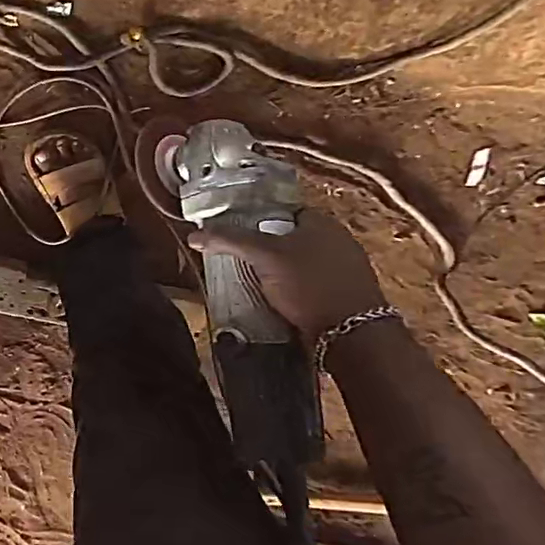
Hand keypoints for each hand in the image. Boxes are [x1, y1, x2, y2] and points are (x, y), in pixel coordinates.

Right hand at [189, 212, 387, 339]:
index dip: (255, 218)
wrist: (351, 333)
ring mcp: (343, 270)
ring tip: (248, 280)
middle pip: (288, 238)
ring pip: (297, 263)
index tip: (233, 231)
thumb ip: (229, 241)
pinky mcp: (343, 296)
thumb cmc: (309, 284)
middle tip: (236, 257)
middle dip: (262, 247)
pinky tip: (273, 299)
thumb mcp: (263, 256)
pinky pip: (307, 284)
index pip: (282, 211)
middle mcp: (337, 241)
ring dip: (274, 271)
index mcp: (323, 223)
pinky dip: (289, 289)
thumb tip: (194, 235)